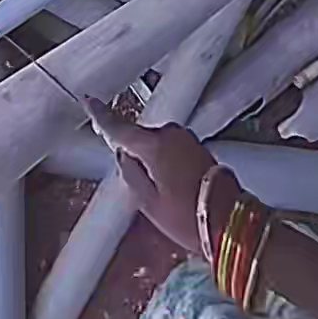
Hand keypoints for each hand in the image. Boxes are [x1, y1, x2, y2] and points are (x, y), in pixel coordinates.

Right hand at [89, 101, 227, 255]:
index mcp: (154, 145)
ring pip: (156, 143)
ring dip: (152, 158)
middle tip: (142, 187)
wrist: (229, 218)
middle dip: (134, 153)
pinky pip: (170, 146)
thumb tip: (122, 154)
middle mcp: (170, 133)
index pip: (120, 128)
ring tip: (162, 192)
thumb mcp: (148, 202)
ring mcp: (185, 136)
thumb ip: (130, 173)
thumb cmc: (186, 215)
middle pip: (140, 137)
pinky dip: (165, 159)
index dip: (102, 115)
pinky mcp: (196, 143)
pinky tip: (172, 183)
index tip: (88, 100)